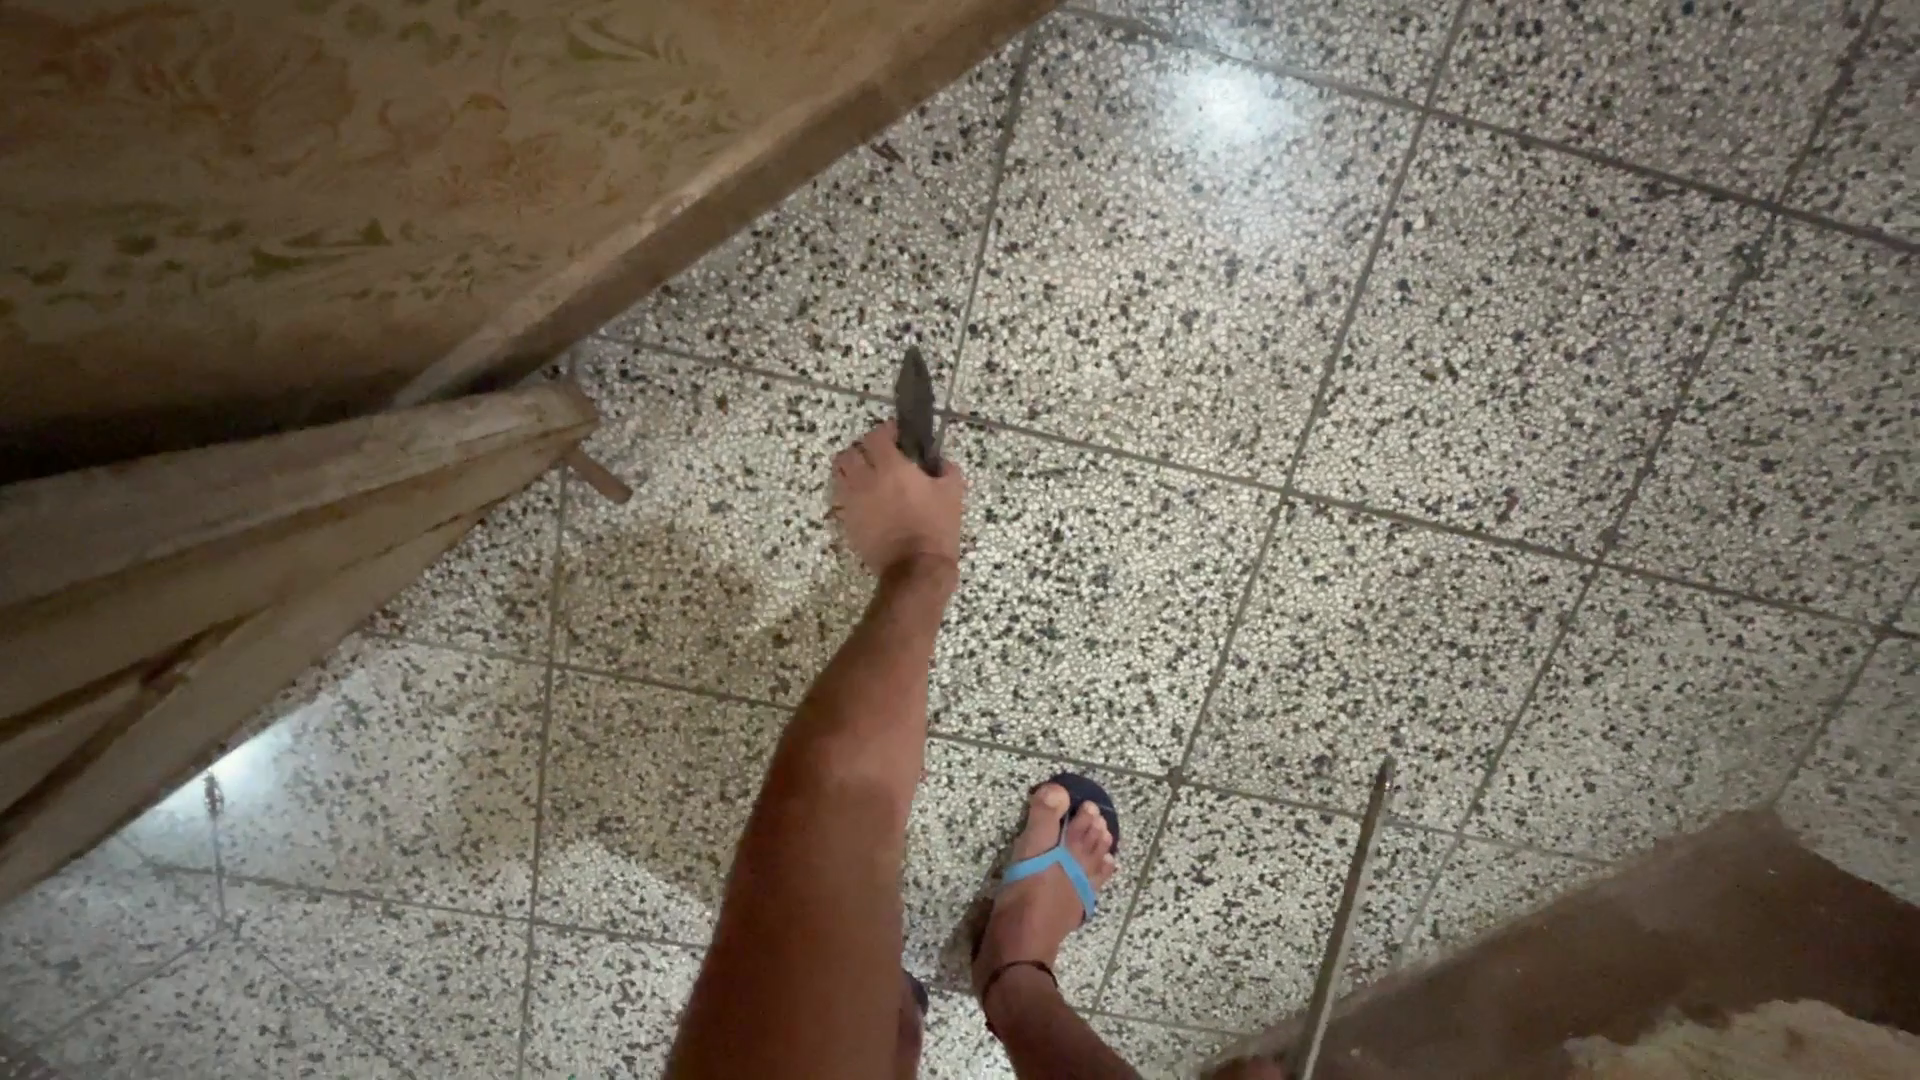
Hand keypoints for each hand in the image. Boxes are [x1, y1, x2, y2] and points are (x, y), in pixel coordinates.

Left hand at [830, 420, 965, 577]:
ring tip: (866, 476)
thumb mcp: (953, 493)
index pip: (876, 436)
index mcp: (892, 468)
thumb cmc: (936, 528)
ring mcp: (852, 501)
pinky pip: (839, 498)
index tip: (897, 436)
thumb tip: (940, 462)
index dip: (886, 432)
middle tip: (878, 456)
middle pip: (849, 452)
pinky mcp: (847, 521)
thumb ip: (946, 469)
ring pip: (838, 473)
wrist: (916, 568)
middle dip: (863, 449)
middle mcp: (866, 480)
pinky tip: (865, 499)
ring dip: (851, 469)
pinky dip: (848, 492)